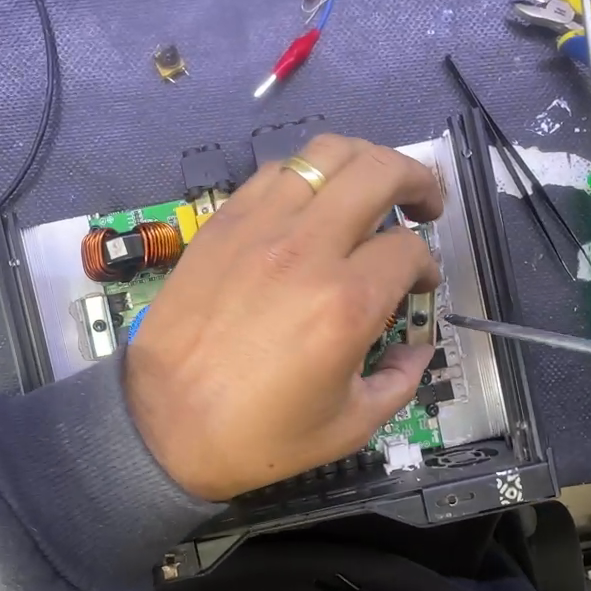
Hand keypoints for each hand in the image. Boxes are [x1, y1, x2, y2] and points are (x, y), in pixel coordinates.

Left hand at [125, 135, 442, 500]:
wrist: (162, 426)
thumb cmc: (257, 435)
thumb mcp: (350, 426)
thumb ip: (400, 380)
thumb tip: (417, 345)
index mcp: (346, 303)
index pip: (408, 249)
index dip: (427, 265)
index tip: (420, 284)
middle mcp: (307, 250)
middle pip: (379, 171)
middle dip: (418, 179)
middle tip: (425, 204)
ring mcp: (259, 228)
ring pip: (325, 154)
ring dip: (363, 161)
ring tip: (372, 187)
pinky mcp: (222, 224)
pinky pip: (274, 173)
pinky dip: (306, 175)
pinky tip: (310, 203)